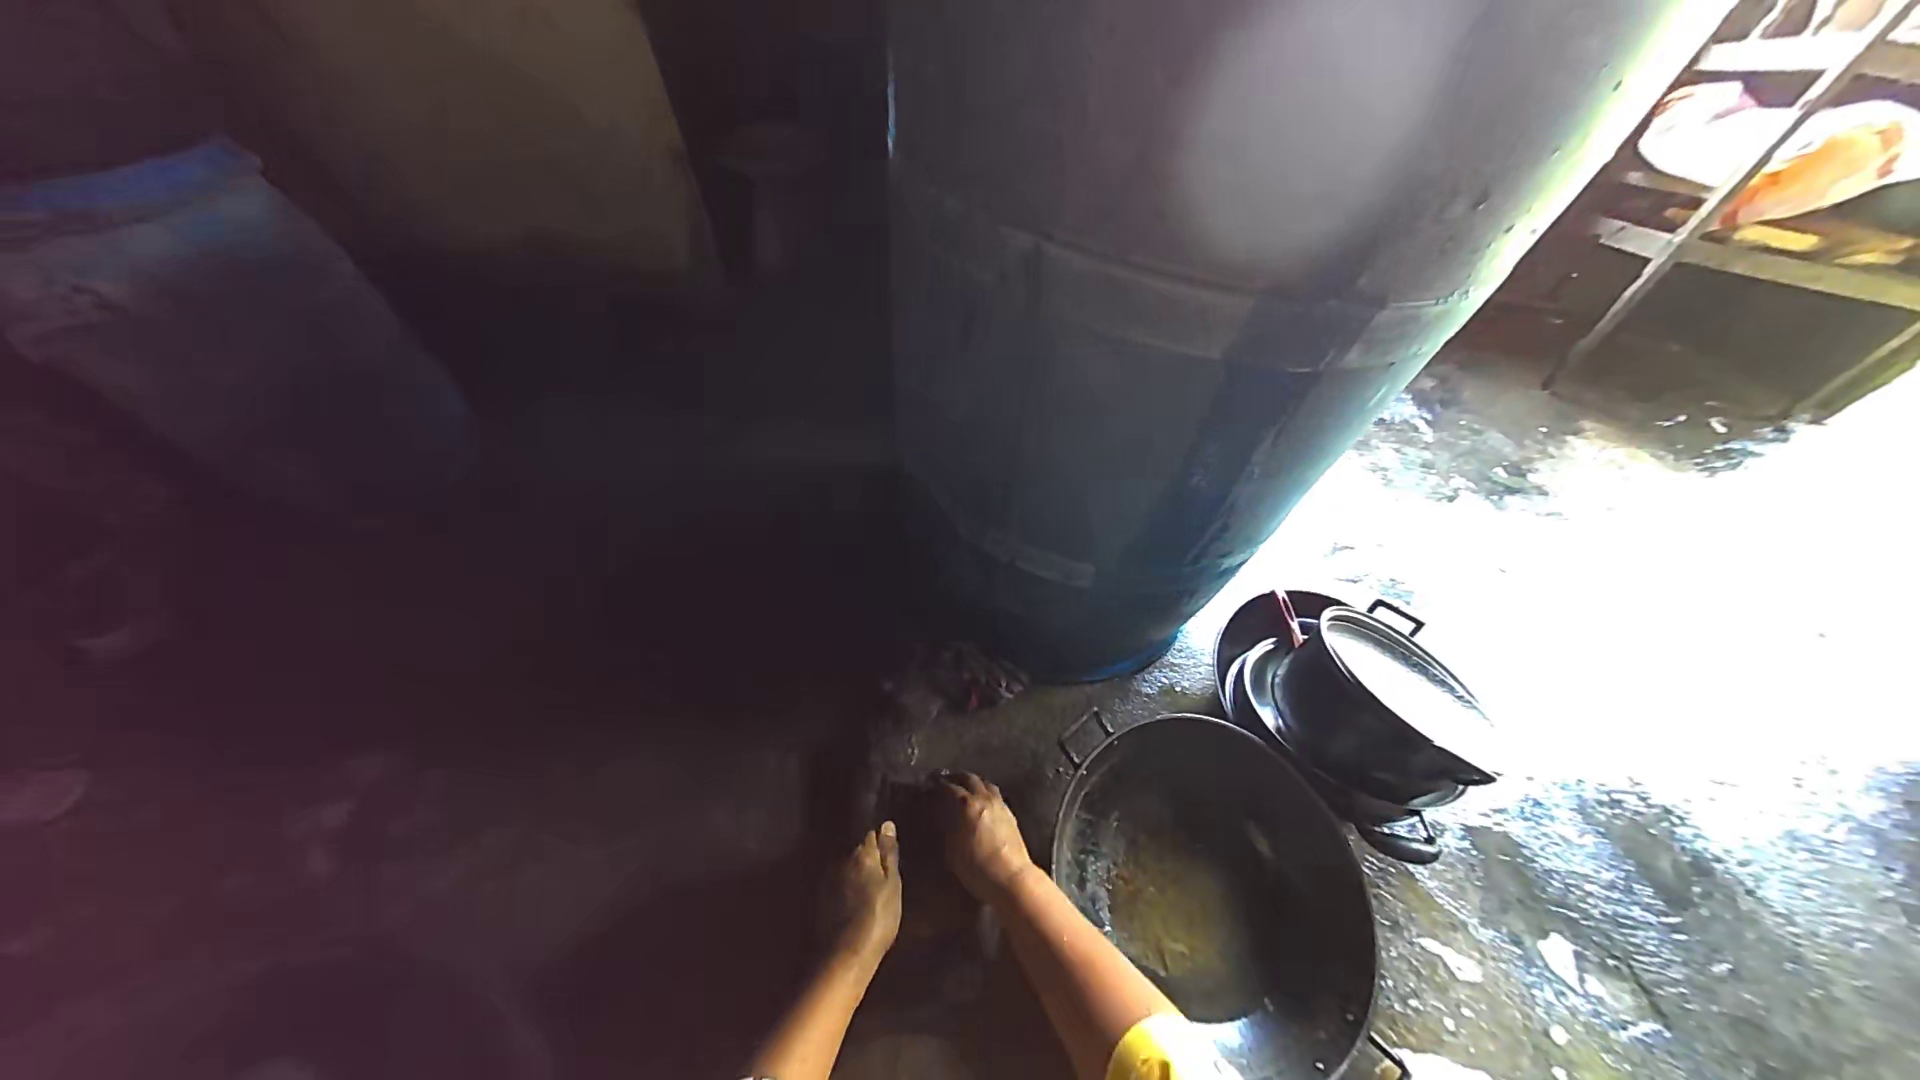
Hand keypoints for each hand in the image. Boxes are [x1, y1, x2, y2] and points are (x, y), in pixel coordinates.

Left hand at [826, 822, 900, 961]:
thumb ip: (889, 853)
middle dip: (867, 859)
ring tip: (867, 891)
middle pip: (857, 852)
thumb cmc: (879, 916)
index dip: (880, 844)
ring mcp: (829, 881)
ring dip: (855, 875)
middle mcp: (842, 861)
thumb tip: (887, 824)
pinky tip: (853, 904)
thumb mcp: (892, 884)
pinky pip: (838, 887)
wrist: (847, 954)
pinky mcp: (821, 900)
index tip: (888, 854)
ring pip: (846, 870)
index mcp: (862, 854)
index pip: (871, 837)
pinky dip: (845, 891)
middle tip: (880, 876)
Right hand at [937, 772, 1035, 900]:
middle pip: (970, 778)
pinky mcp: (1011, 814)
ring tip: (966, 787)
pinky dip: (986, 793)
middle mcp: (984, 799)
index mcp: (967, 805)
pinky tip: (983, 802)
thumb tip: (943, 817)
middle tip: (947, 780)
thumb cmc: (976, 868)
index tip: (930, 783)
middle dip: (957, 777)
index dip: (938, 784)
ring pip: (986, 784)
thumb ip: (947, 828)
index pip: (950, 787)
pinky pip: (996, 795)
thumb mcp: (952, 850)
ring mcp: (1000, 805)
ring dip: (974, 782)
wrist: (1011, 878)